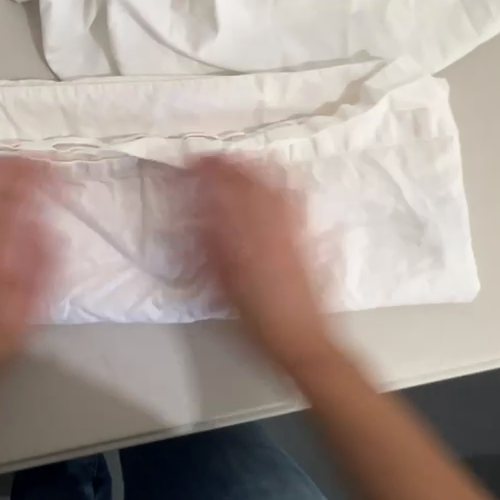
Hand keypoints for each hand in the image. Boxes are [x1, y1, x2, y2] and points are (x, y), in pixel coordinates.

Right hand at [187, 155, 342, 379]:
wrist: (300, 338)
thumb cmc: (254, 316)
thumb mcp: (218, 281)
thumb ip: (205, 244)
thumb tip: (192, 214)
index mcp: (242, 234)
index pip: (219, 189)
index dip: (203, 171)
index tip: (190, 164)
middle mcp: (269, 224)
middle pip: (248, 179)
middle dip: (227, 163)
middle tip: (210, 161)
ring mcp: (293, 227)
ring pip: (274, 183)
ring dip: (254, 168)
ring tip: (240, 164)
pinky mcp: (309, 235)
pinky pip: (297, 200)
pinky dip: (282, 184)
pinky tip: (277, 183)